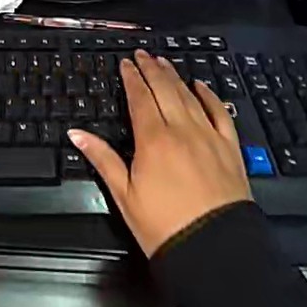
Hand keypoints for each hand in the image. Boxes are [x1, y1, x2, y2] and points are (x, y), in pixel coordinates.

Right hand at [70, 50, 252, 255]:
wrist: (215, 251)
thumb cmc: (164, 226)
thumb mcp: (124, 194)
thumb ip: (102, 158)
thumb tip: (76, 134)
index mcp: (153, 139)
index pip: (140, 97)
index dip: (131, 77)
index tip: (126, 64)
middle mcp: (181, 130)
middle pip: (165, 89)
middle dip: (151, 68)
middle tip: (143, 54)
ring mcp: (208, 137)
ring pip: (189, 96)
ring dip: (175, 76)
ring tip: (164, 62)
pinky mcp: (229, 149)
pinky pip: (220, 113)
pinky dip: (210, 96)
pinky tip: (202, 86)